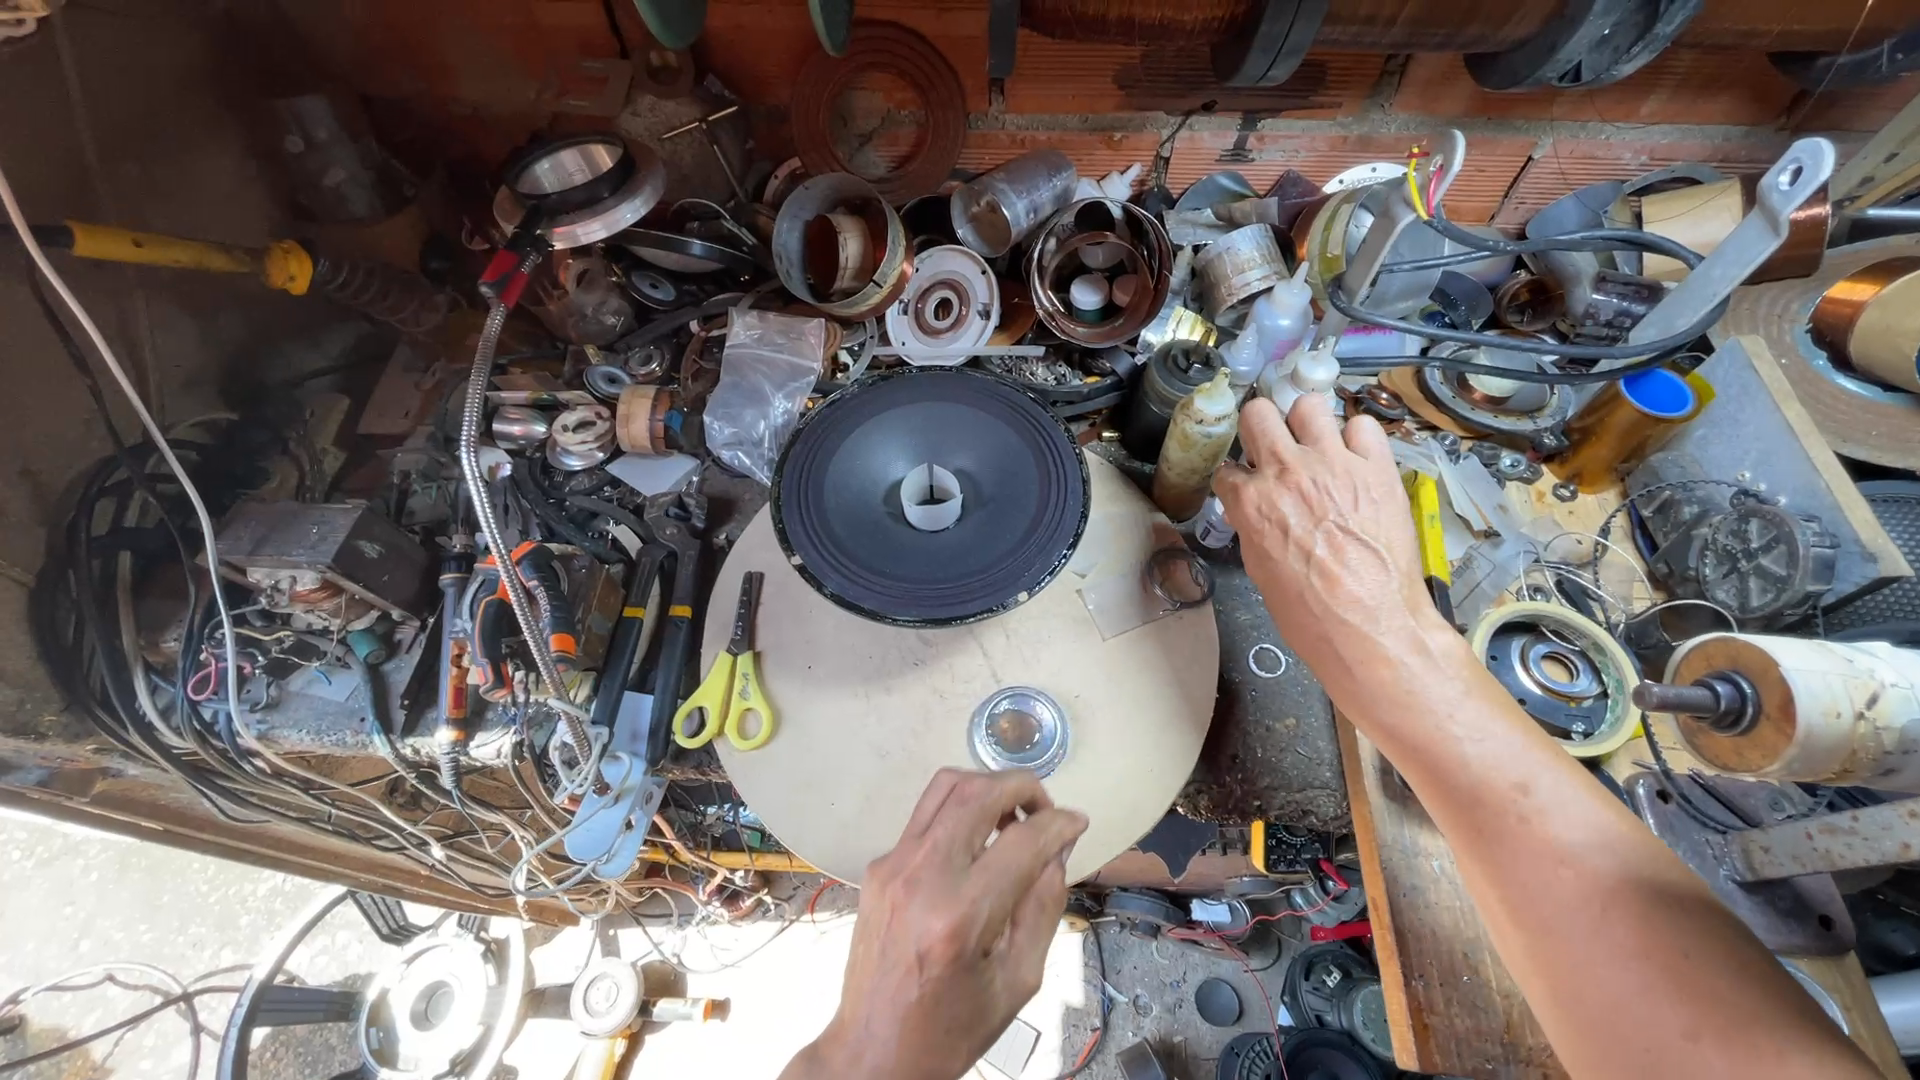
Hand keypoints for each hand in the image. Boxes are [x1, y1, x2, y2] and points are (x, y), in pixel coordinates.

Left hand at [782, 769, 1087, 1079]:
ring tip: (1012, 817)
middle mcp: (922, 875)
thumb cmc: (953, 1026)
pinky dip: (960, 811)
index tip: (1077, 822)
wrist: (874, 1049)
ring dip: (988, 787)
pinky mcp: (879, 864)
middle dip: (1024, 787)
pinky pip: (926, 815)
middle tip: (1046, 810)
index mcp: (961, 915)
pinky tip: (977, 843)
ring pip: (946, 786)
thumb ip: (1044, 904)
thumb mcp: (1018, 979)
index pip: (1022, 841)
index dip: (1059, 823)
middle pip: (978, 792)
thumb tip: (1058, 846)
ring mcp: (893, 863)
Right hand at [1213, 394, 1433, 678]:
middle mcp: (1287, 471)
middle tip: (1270, 447)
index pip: (1226, 469)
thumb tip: (1253, 511)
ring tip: (1314, 444)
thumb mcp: (1259, 568)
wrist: (1369, 625)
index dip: (1234, 477)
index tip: (1242, 483)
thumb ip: (1252, 525)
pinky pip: (1363, 427)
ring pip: (1309, 405)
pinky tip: (1354, 459)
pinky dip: (1355, 439)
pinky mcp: (1377, 467)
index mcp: (1251, 501)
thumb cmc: (1309, 611)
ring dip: (1305, 423)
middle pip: (1258, 414)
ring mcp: (1334, 464)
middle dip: (1258, 429)